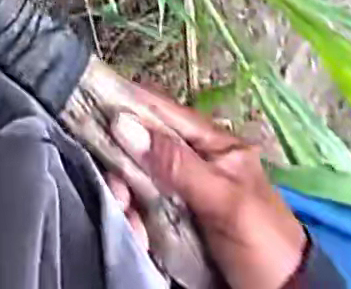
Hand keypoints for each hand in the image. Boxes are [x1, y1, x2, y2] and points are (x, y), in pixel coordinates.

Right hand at [108, 85, 306, 288]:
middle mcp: (188, 160)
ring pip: (131, 175)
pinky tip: (135, 232)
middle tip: (112, 182)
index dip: (122, 101)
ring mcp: (178, 192)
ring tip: (125, 213)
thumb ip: (176, 162)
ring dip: (122, 193)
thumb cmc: (267, 249)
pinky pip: (137, 207)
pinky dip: (130, 218)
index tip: (83, 100)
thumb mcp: (227, 202)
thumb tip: (120, 121)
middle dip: (117, 159)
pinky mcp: (169, 222)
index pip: (157, 108)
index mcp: (209, 143)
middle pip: (136, 142)